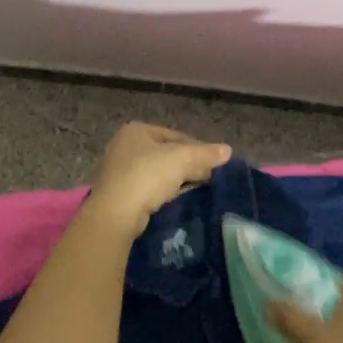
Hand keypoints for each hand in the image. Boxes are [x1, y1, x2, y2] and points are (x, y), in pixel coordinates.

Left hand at [84, 123, 231, 235]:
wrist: (115, 213)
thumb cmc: (147, 175)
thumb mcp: (182, 160)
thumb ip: (205, 154)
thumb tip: (228, 150)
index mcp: (136, 130)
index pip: (176, 136)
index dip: (198, 148)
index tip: (214, 164)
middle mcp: (124, 145)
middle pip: (166, 153)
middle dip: (187, 165)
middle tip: (207, 178)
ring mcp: (118, 170)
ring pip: (156, 171)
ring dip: (175, 179)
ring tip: (195, 190)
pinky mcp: (117, 192)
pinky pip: (146, 188)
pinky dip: (161, 192)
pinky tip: (173, 201)